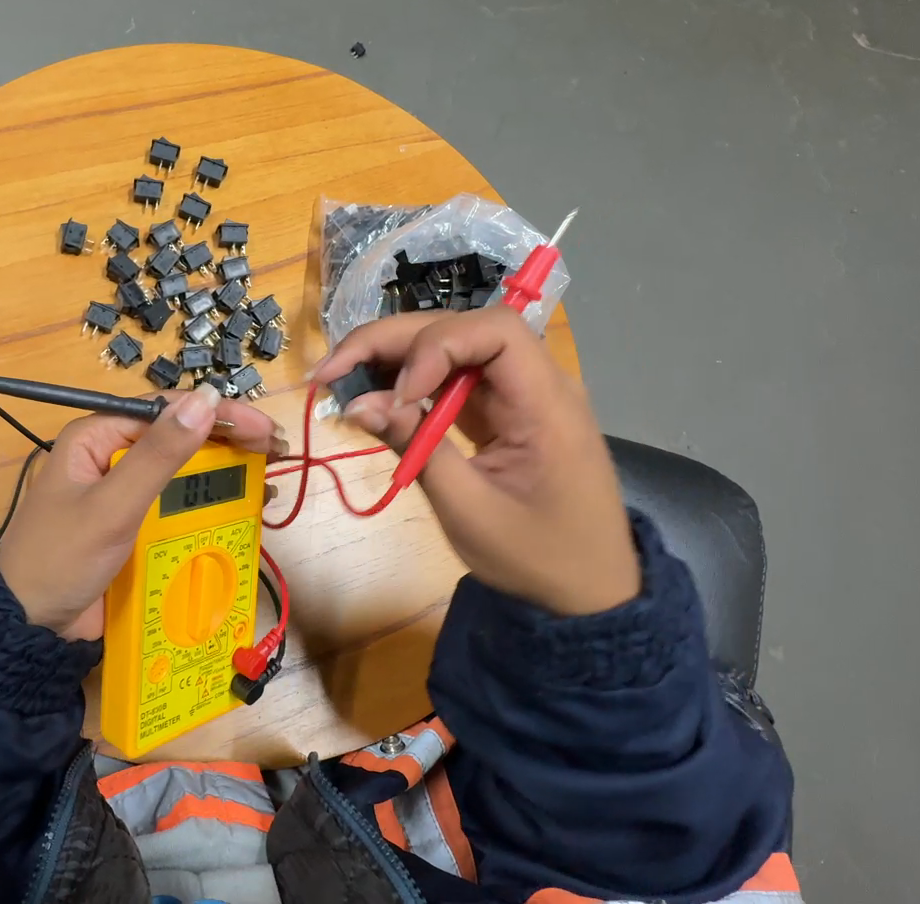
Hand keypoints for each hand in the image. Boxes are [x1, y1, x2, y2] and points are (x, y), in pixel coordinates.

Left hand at [0, 384, 279, 639]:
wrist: (29, 628)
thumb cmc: (61, 558)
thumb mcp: (112, 504)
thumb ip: (158, 455)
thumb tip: (205, 399)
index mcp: (97, 436)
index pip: (166, 411)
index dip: (218, 415)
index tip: (262, 429)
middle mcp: (112, 456)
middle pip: (180, 437)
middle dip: (228, 441)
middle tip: (276, 449)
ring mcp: (126, 492)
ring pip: (184, 471)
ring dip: (226, 471)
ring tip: (269, 476)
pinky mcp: (136, 525)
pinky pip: (179, 506)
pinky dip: (211, 503)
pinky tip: (244, 505)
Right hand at [311, 308, 637, 615]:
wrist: (587, 590)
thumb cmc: (535, 557)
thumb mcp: (468, 510)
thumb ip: (414, 447)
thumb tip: (355, 404)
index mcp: (546, 404)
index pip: (495, 332)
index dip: (437, 345)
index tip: (398, 393)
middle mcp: (536, 383)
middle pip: (462, 329)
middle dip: (393, 341)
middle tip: (332, 370)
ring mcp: (517, 394)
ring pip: (451, 346)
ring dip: (392, 355)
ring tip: (340, 378)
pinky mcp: (500, 409)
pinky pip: (451, 376)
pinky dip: (408, 380)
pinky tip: (374, 395)